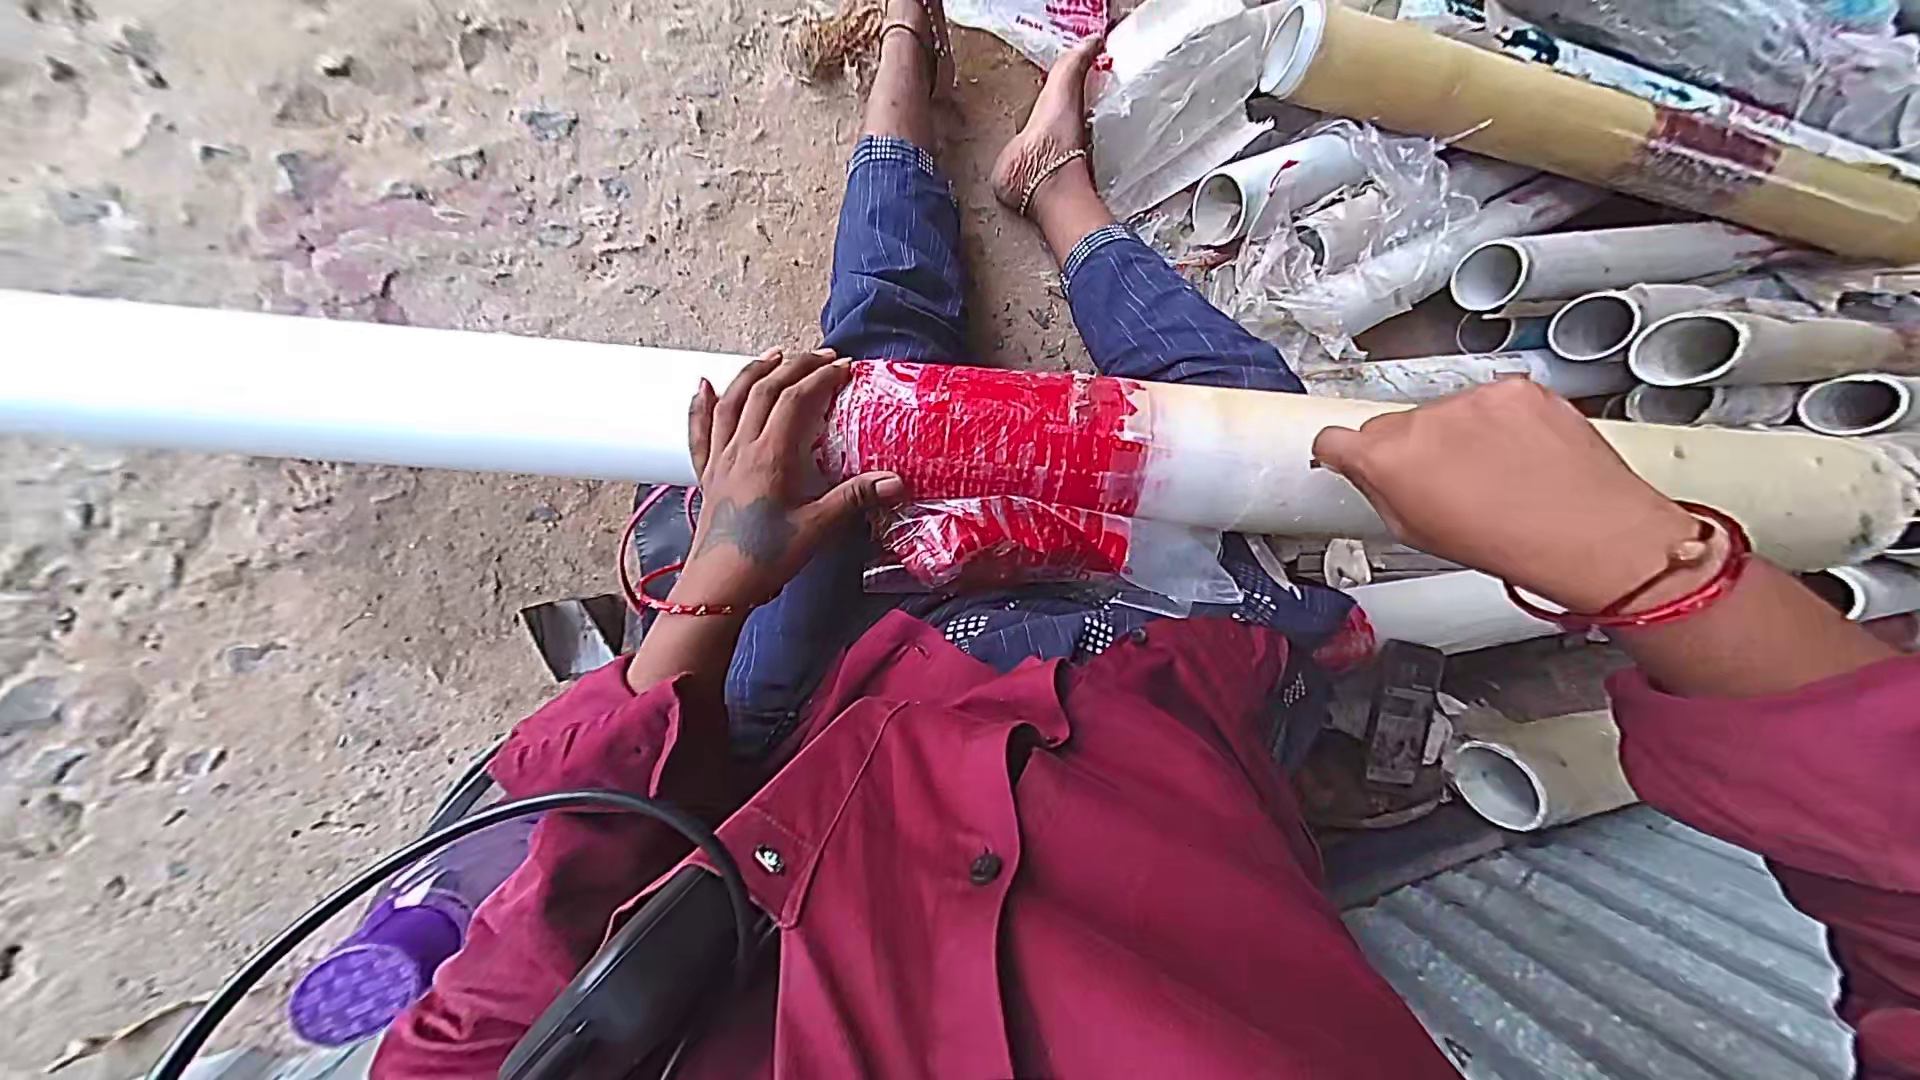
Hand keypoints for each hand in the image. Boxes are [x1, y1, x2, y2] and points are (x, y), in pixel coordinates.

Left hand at [673, 347, 904, 610]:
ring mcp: (720, 458)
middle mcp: (741, 448)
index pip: (796, 400)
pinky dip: (702, 404)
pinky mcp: (707, 473)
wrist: (719, 586)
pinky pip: (700, 430)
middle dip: (795, 366)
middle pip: (765, 390)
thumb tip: (896, 481)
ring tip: (774, 355)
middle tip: (820, 355)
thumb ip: (855, 498)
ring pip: (733, 401)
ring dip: (754, 372)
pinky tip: (704, 385)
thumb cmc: (767, 557)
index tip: (844, 368)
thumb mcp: (818, 528)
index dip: (821, 378)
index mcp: (770, 456)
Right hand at [1311, 379, 1705, 613]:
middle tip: (1434, 477)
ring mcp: (1469, 401)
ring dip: (1449, 432)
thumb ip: (1374, 489)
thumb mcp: (1409, 529)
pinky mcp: (1514, 389)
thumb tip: (1364, 468)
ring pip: (1436, 411)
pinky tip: (1508, 450)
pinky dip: (1490, 420)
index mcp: (1383, 458)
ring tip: (1483, 467)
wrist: (1588, 533)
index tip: (1349, 457)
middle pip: (1388, 425)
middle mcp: (1420, 421)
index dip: (1339, 453)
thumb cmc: (1502, 540)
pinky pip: (1482, 400)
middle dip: (1402, 447)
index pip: (1333, 439)